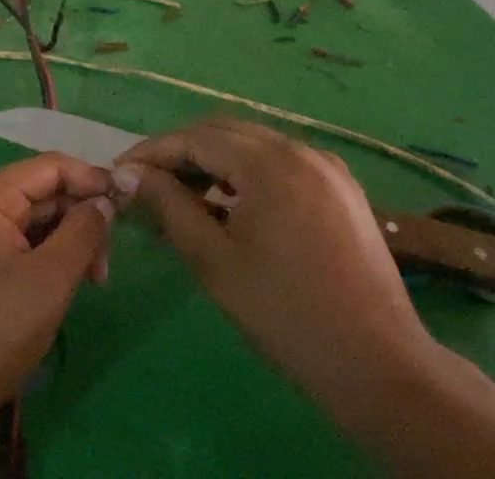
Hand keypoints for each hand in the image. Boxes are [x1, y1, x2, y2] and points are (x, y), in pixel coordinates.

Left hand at [0, 153, 114, 416]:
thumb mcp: (51, 278)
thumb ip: (83, 231)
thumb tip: (105, 201)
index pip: (49, 167)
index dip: (91, 180)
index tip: (127, 204)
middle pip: (43, 191)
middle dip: (82, 217)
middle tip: (108, 261)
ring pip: (35, 217)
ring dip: (70, 239)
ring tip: (96, 278)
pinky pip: (21, 238)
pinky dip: (50, 253)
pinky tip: (72, 279)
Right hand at [114, 117, 427, 401]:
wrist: (376, 362)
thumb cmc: (283, 312)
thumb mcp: (213, 259)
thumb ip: (169, 206)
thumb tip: (130, 175)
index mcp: (270, 162)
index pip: (196, 138)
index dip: (153, 151)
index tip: (118, 171)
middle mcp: (301, 150)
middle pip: (226, 132)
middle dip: (181, 151)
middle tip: (145, 181)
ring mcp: (328, 168)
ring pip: (256, 145)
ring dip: (215, 161)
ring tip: (182, 194)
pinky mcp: (343, 189)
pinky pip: (283, 164)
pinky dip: (249, 173)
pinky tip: (231, 204)